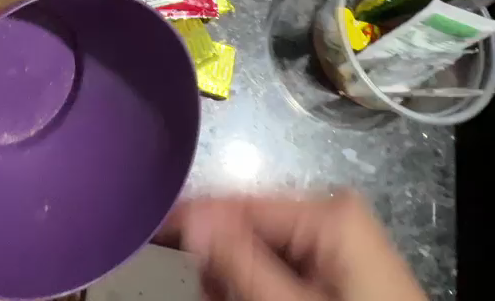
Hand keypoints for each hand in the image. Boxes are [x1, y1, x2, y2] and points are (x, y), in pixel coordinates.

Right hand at [166, 193, 427, 300]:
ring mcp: (339, 237)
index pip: (242, 202)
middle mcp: (332, 212)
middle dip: (221, 259)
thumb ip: (243, 264)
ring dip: (239, 274)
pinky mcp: (341, 262)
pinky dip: (263, 282)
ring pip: (265, 247)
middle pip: (252, 224)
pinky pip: (287, 261)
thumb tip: (190, 218)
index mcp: (328, 211)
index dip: (195, 216)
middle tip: (203, 290)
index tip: (153, 228)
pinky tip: (249, 295)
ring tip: (223, 295)